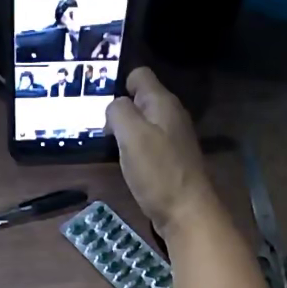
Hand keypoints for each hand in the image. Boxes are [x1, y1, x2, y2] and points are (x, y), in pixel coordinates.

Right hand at [107, 67, 217, 233]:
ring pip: (144, 123)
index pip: (140, 76)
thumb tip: (113, 107)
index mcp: (163, 103)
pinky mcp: (170, 160)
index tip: (102, 105)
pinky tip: (126, 163)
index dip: (119, 84)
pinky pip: (148, 144)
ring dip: (126, 131)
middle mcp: (171, 115)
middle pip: (140, 100)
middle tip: (100, 128)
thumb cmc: (157, 172)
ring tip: (109, 146)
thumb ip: (119, 113)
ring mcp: (173, 138)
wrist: (186, 211)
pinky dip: (134, 149)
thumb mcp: (132, 136)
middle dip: (120, 110)